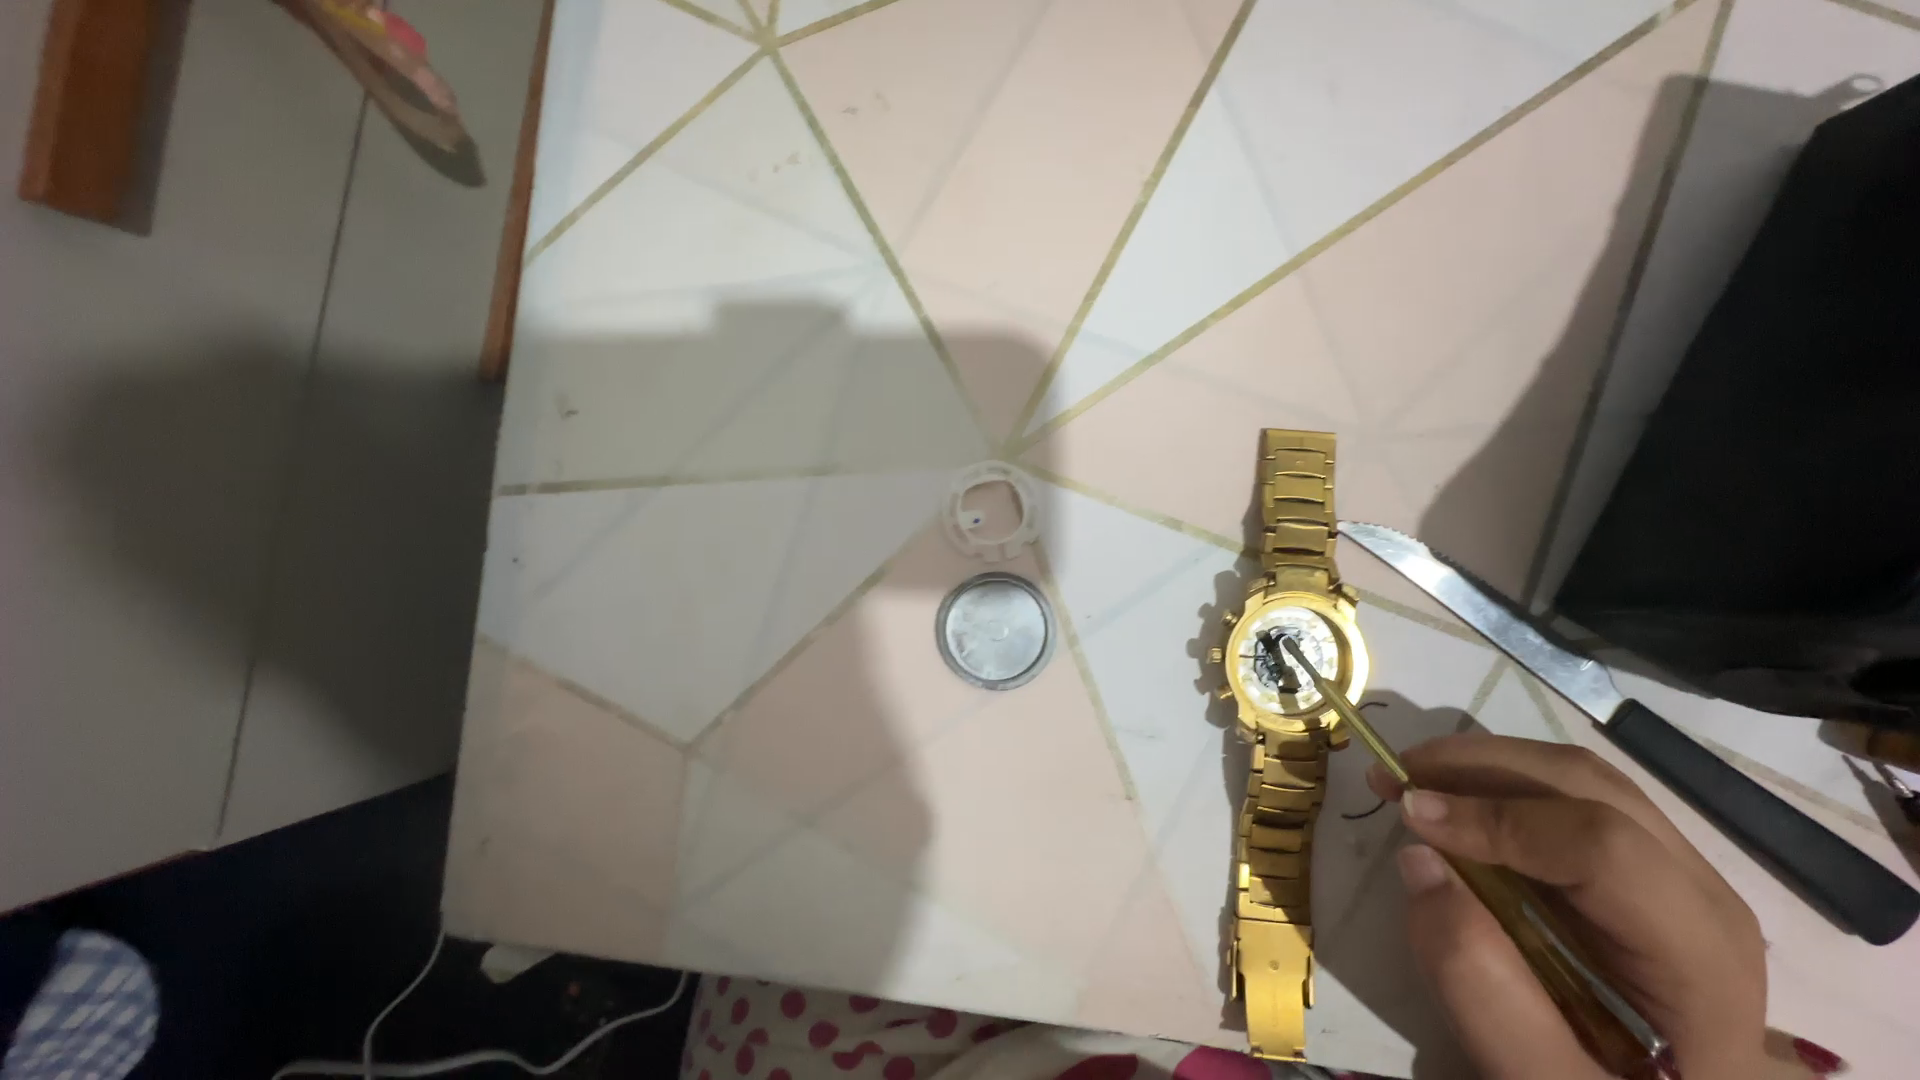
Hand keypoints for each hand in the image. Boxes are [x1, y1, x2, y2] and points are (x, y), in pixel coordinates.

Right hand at [1367, 734, 1775, 1079]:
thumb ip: (1482, 990)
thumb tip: (1419, 861)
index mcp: (1695, 954)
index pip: (1601, 846)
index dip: (1496, 818)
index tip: (1405, 814)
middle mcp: (1700, 892)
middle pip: (1588, 787)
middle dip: (1479, 766)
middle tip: (1391, 775)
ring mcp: (1676, 870)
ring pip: (1577, 776)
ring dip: (1483, 763)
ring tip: (1407, 776)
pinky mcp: (1641, 863)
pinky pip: (1569, 795)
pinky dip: (1498, 779)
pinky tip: (1449, 798)